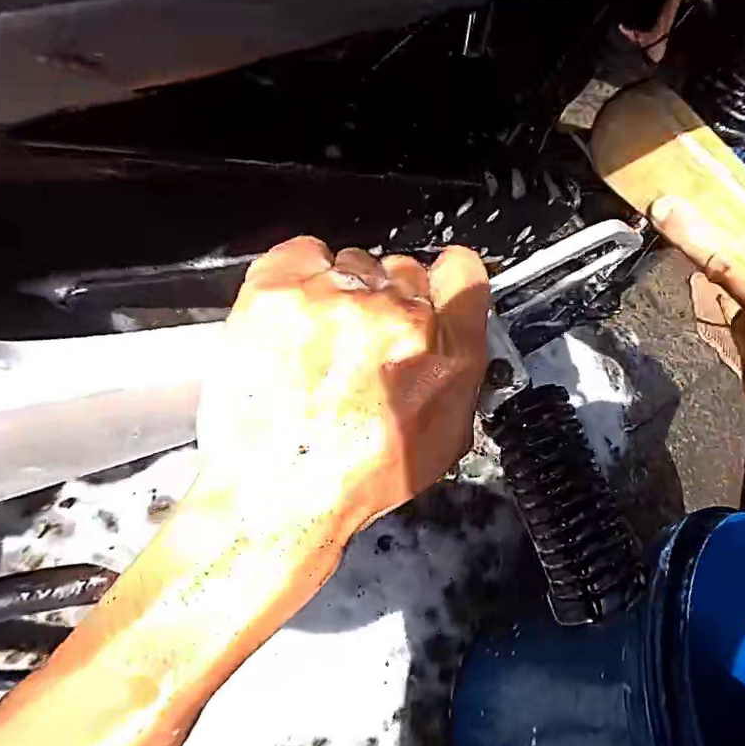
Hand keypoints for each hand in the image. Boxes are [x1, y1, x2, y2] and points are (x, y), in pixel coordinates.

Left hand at [192, 238, 488, 541]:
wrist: (280, 493)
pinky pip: (305, 252)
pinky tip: (302, 317)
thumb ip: (461, 373)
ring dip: (347, 294)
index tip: (440, 285)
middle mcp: (398, 318)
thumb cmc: (359, 474)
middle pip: (405, 268)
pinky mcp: (280, 292)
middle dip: (394, 300)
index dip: (452, 279)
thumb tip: (454, 338)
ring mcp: (337, 299)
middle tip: (370, 342)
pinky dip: (304, 276)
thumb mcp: (446, 437)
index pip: (464, 271)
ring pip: (354, 264)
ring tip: (327, 342)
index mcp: (448, 352)